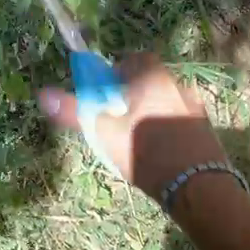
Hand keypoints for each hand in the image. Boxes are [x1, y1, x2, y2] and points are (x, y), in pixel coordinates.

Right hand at [37, 53, 231, 202]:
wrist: (199, 189)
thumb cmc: (146, 153)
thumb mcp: (104, 132)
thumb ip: (74, 111)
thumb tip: (42, 94)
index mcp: (152, 78)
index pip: (133, 59)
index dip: (116, 73)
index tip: (105, 94)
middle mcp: (177, 85)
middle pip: (148, 80)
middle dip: (132, 95)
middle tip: (117, 118)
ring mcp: (196, 108)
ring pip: (164, 101)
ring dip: (150, 112)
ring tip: (137, 138)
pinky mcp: (207, 131)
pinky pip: (179, 120)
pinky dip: (167, 129)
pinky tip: (158, 152)